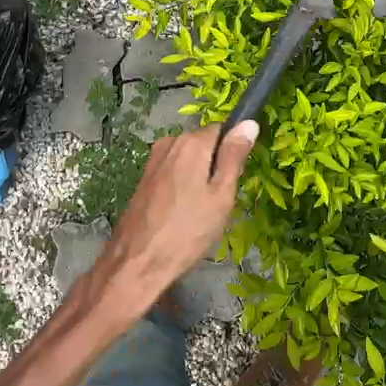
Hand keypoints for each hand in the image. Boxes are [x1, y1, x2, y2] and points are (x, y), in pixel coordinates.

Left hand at [96, 120, 259, 296]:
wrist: (137, 262)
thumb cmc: (187, 231)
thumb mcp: (220, 196)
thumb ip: (234, 157)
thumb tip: (249, 123)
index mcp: (192, 143)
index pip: (222, 130)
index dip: (231, 153)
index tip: (231, 181)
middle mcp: (170, 142)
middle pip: (204, 144)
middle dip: (213, 166)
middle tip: (216, 202)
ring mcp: (154, 160)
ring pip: (187, 160)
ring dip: (197, 178)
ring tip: (198, 213)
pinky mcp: (144, 178)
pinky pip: (172, 172)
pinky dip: (180, 187)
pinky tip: (180, 215)